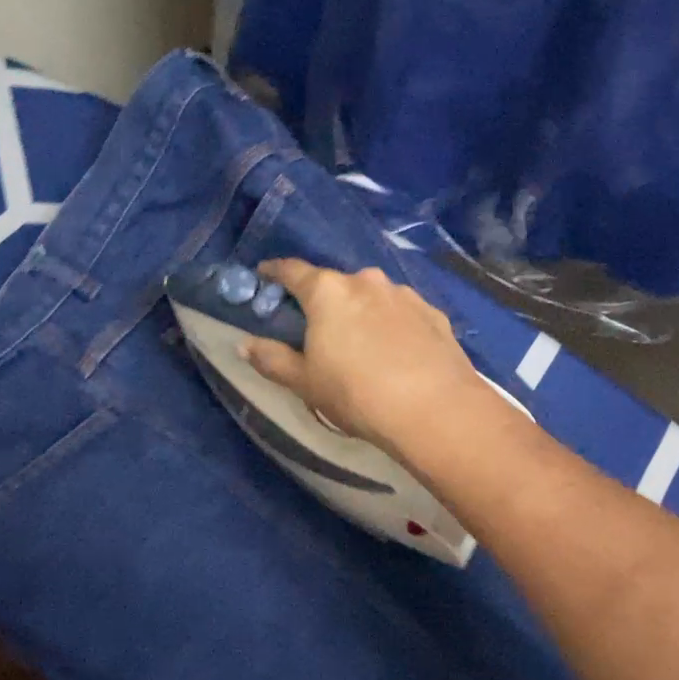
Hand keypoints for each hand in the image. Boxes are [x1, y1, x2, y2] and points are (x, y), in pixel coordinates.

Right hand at [241, 258, 491, 458]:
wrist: (435, 408)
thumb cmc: (357, 394)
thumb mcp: (305, 383)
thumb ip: (272, 359)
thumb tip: (243, 343)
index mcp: (328, 292)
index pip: (293, 271)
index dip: (275, 272)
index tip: (264, 275)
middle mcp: (367, 281)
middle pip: (336, 284)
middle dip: (324, 300)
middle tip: (317, 326)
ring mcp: (404, 294)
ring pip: (373, 296)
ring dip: (362, 312)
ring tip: (361, 343)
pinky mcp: (433, 312)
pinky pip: (402, 313)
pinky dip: (393, 325)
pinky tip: (397, 351)